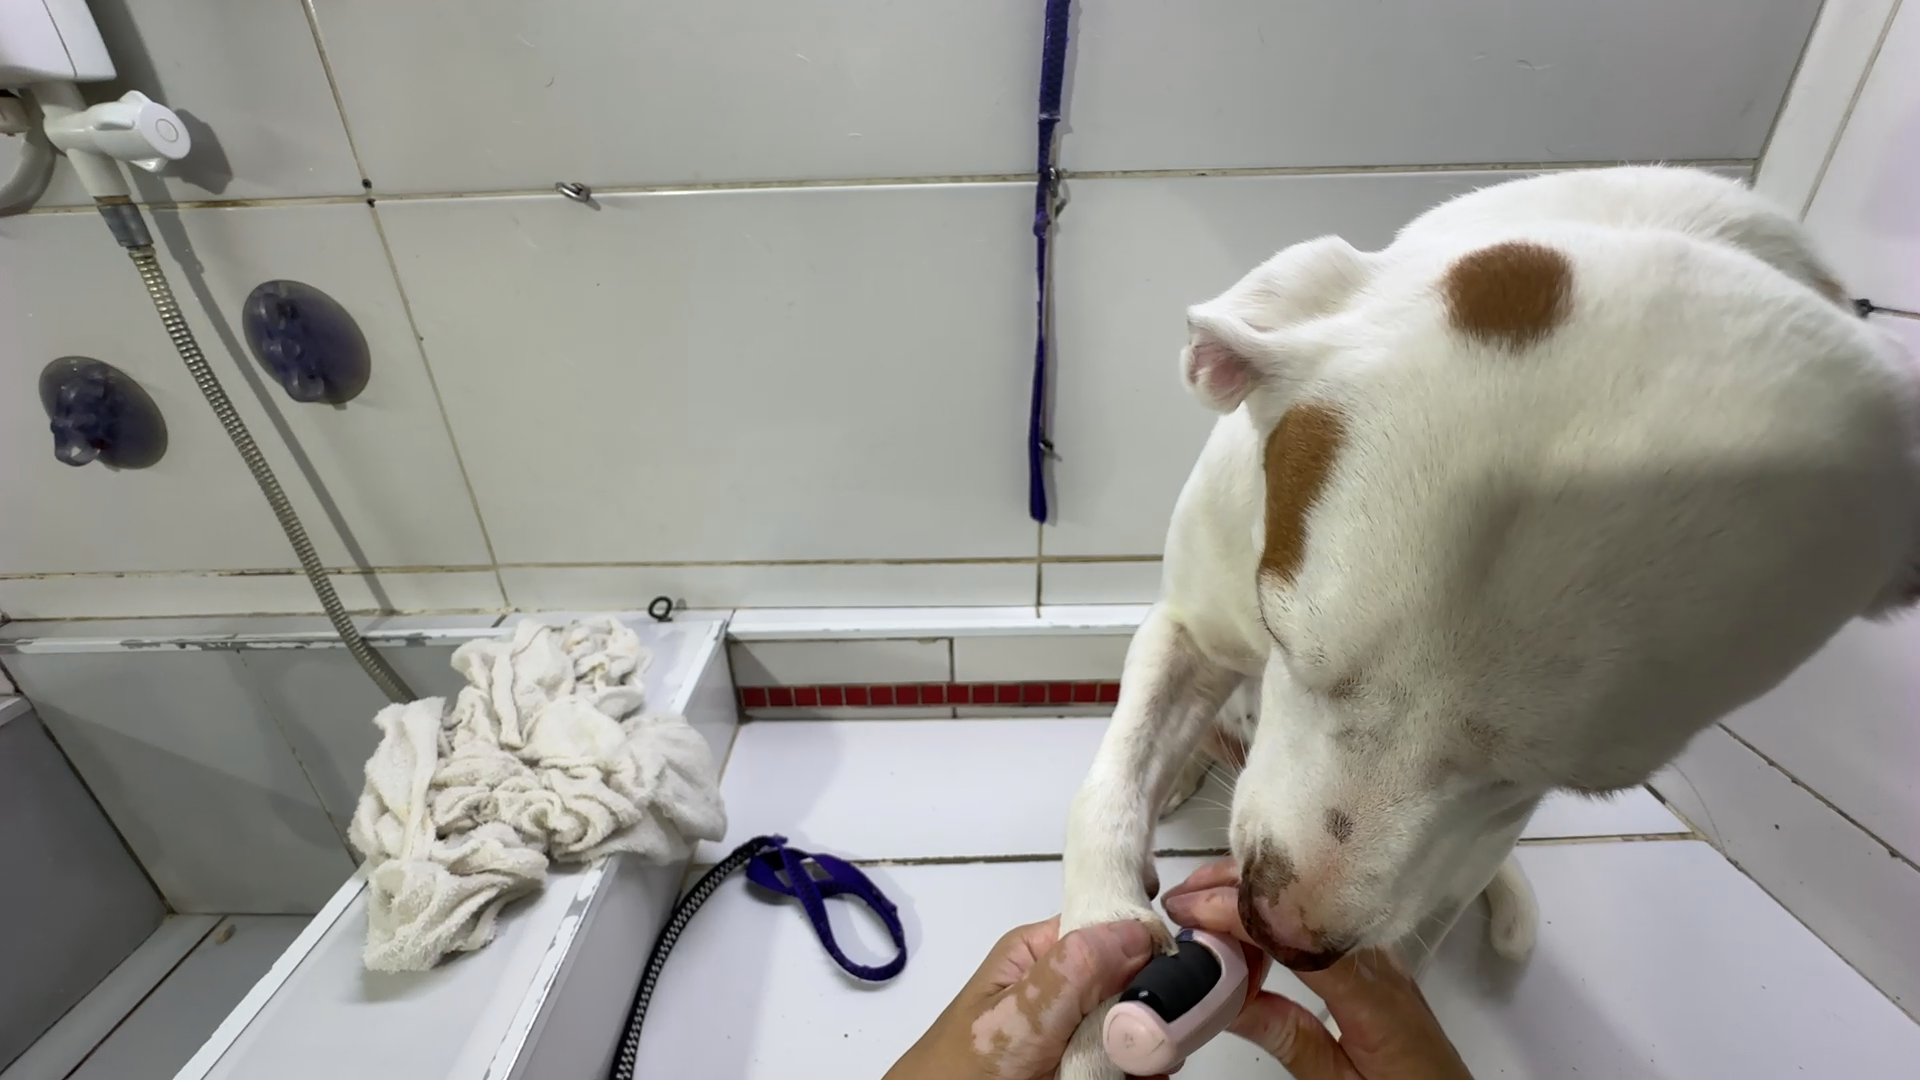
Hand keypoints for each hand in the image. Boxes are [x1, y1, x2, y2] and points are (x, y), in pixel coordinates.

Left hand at [885, 916, 1161, 1079]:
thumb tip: (1139, 927)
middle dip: (1149, 1009)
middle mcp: (1062, 985)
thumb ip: (1074, 969)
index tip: (1176, 971)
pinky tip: (1141, 1079)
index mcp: (1041, 951)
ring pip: (1135, 1028)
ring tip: (1146, 1069)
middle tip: (1157, 1039)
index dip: (1144, 943)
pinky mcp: (1083, 1068)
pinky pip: (1127, 1065)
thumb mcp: (1019, 1011)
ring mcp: (1075, 1032)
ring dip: (1147, 1049)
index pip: (1107, 925)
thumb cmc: (968, 1065)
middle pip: (1131, 982)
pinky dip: (1139, 1075)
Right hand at [1162, 859, 1475, 1079]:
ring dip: (1241, 892)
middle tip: (1176, 902)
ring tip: (1193, 907)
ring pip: (1299, 893)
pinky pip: (1306, 910)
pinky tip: (1233, 923)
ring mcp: (1370, 946)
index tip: (1186, 913)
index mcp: (1373, 993)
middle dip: (1228, 887)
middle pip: (1295, 894)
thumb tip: (1218, 991)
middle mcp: (1373, 955)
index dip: (1235, 911)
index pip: (1294, 928)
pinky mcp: (1361, 950)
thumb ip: (1285, 1038)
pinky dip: (1261, 906)